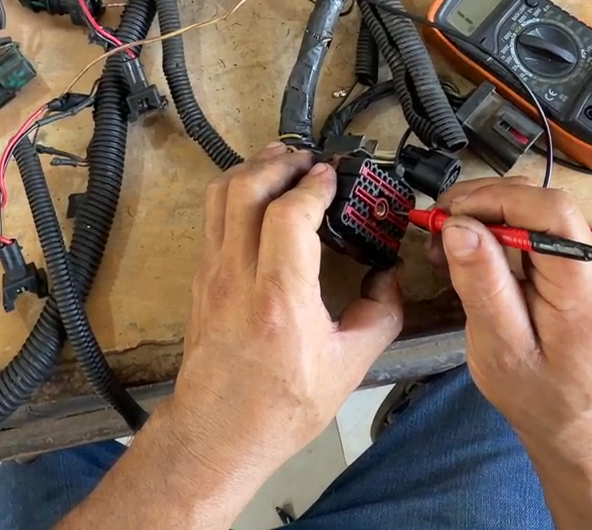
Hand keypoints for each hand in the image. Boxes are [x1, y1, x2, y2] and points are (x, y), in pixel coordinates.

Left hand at [162, 143, 403, 483]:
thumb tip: (389, 272)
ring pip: (221, 194)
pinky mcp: (201, 274)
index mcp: (280, 299)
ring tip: (281, 159)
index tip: (332, 175)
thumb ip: (379, 314)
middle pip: (246, 190)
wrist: (218, 432)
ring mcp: (212, 271)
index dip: (313, 186)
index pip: (289, 216)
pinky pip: (213, 214)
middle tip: (308, 159)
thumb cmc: (283, 404)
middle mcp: (238, 275)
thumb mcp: (348, 367)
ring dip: (252, 168)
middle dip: (279, 162)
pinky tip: (257, 190)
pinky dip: (235, 189)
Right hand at [427, 178, 591, 470]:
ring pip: (536, 209)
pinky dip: (501, 228)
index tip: (449, 215)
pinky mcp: (586, 265)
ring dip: (486, 214)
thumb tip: (459, 225)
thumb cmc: (536, 394)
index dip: (494, 198)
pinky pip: (540, 228)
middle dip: (482, 203)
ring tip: (448, 242)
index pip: (548, 209)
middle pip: (540, 202)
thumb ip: (482, 284)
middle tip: (436, 227)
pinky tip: (474, 251)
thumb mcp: (498, 346)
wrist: (576, 426)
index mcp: (586, 286)